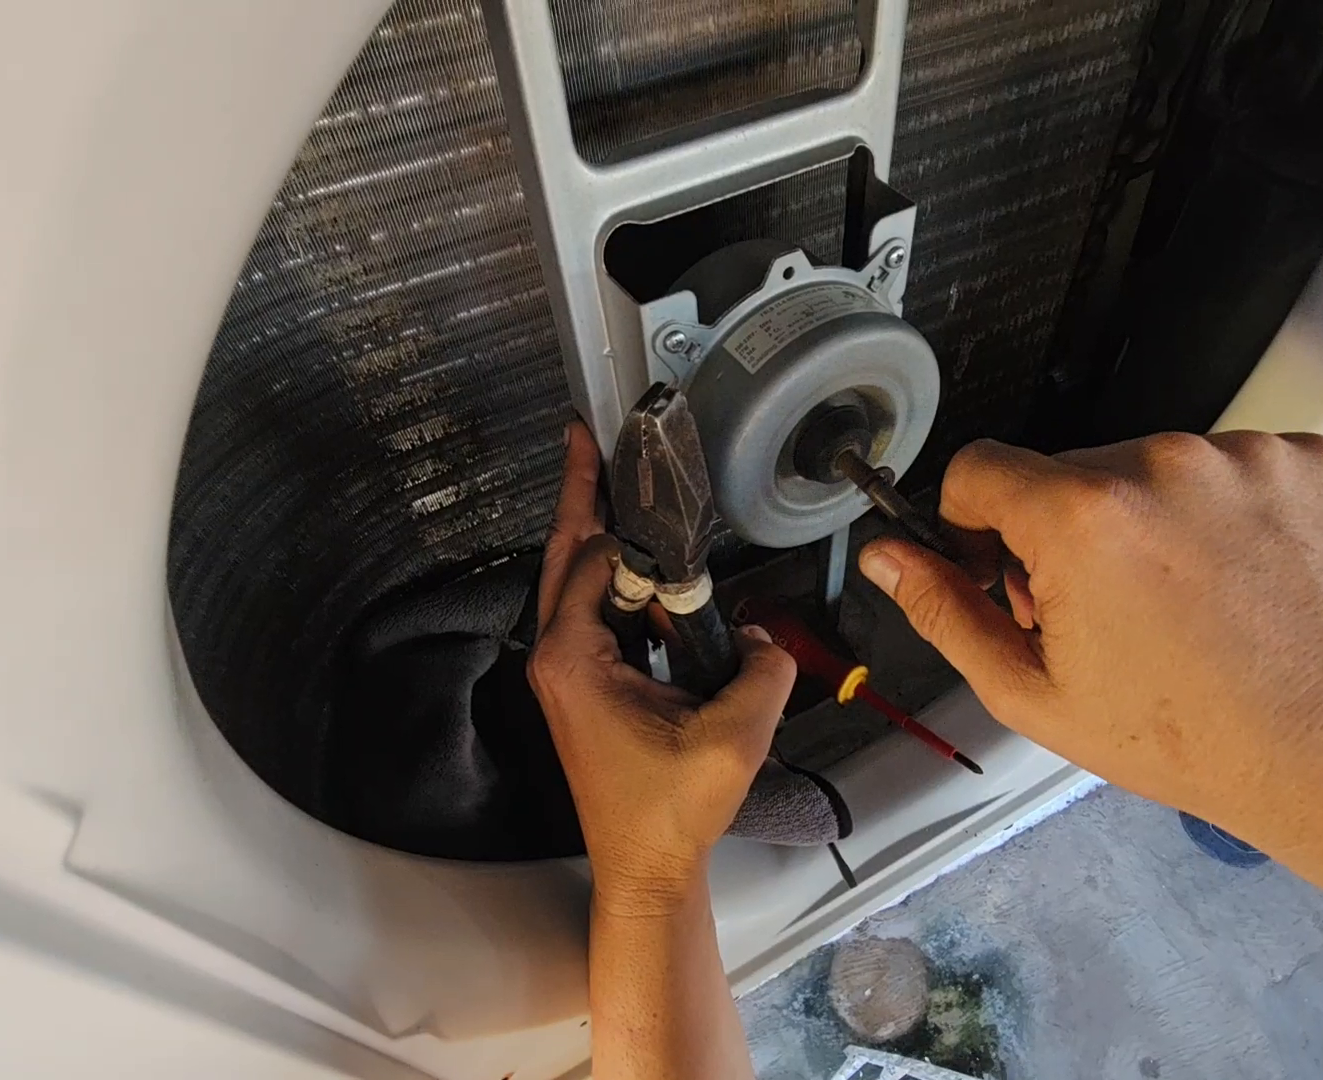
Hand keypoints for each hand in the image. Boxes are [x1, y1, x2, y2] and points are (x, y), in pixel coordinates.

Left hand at [529, 421, 796, 910]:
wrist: (645, 868)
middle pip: (566, 557)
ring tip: (616, 480)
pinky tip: (645, 560)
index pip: (593, 563)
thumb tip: (765, 634)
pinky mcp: (584, 684)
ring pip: (577, 582)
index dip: (623, 521)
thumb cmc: (674, 809)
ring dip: (598, 533)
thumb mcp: (733, 737)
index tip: (635, 465)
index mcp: (573, 659)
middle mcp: (557, 655)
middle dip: (579, 494)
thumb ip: (763, 670)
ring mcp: (567, 670)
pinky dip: (617, 578)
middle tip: (586, 435)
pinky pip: (596, 612)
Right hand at [858, 433, 1322, 855]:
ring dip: (1123, 519)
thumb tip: (882, 554)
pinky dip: (1197, 507)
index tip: (1004, 573)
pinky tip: (1222, 573)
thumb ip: (940, 609)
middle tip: (1092, 608)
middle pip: (1053, 471)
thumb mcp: (1027, 689)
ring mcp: (1240, 454)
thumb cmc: (1176, 737)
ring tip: (1164, 598)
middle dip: (1049, 530)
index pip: (976, 466)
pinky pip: (1206, 463)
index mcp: (1081, 518)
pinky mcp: (1302, 457)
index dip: (971, 521)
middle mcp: (1159, 461)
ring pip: (1129, 467)